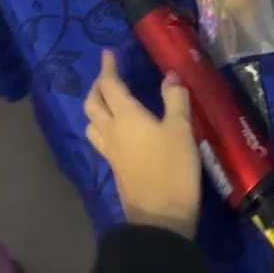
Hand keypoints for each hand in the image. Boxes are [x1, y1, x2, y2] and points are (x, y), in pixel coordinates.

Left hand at [83, 49, 201, 238]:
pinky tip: (117, 129)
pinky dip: (103, 125)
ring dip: (96, 107)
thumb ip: (175, 99)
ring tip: (108, 101)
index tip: (108, 53)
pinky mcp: (115, 168)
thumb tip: (170, 75)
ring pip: (92, 122)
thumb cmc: (172, 168)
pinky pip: (100, 138)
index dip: (108, 68)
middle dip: (98, 85)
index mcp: (125, 116)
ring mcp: (110, 152)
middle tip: (109, 74)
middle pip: (93, 103)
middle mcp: (111, 131)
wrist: (160, 219)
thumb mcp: (181, 129)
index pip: (110, 86)